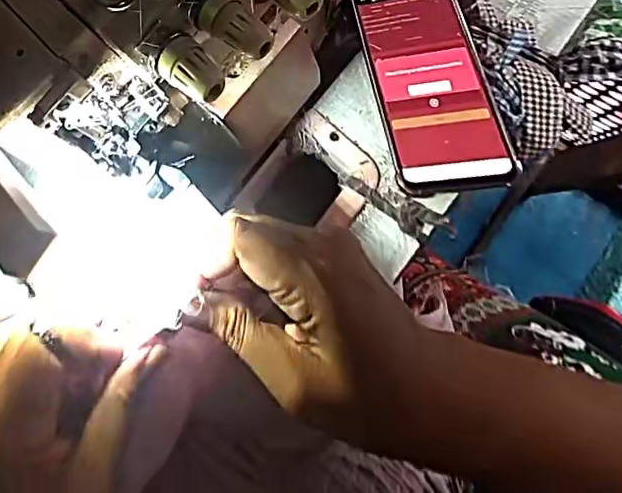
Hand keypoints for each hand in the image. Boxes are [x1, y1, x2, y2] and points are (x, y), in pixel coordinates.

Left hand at [0, 319, 159, 492]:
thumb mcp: (97, 474)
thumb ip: (121, 405)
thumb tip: (152, 351)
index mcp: (6, 422)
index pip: (45, 340)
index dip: (89, 338)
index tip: (121, 357)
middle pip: (32, 331)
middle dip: (79, 338)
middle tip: (109, 367)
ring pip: (13, 333)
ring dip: (58, 339)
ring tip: (85, 372)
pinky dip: (10, 333)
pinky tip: (38, 336)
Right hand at [196, 213, 432, 453]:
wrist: (426, 387)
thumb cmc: (362, 394)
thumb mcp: (289, 376)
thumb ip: (237, 330)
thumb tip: (196, 303)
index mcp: (308, 268)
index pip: (236, 232)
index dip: (209, 261)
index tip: (201, 300)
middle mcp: (320, 240)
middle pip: (248, 226)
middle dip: (223, 264)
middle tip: (217, 311)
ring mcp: (332, 239)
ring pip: (265, 232)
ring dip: (244, 266)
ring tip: (245, 314)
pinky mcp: (337, 246)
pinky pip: (286, 241)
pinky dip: (267, 265)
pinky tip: (272, 305)